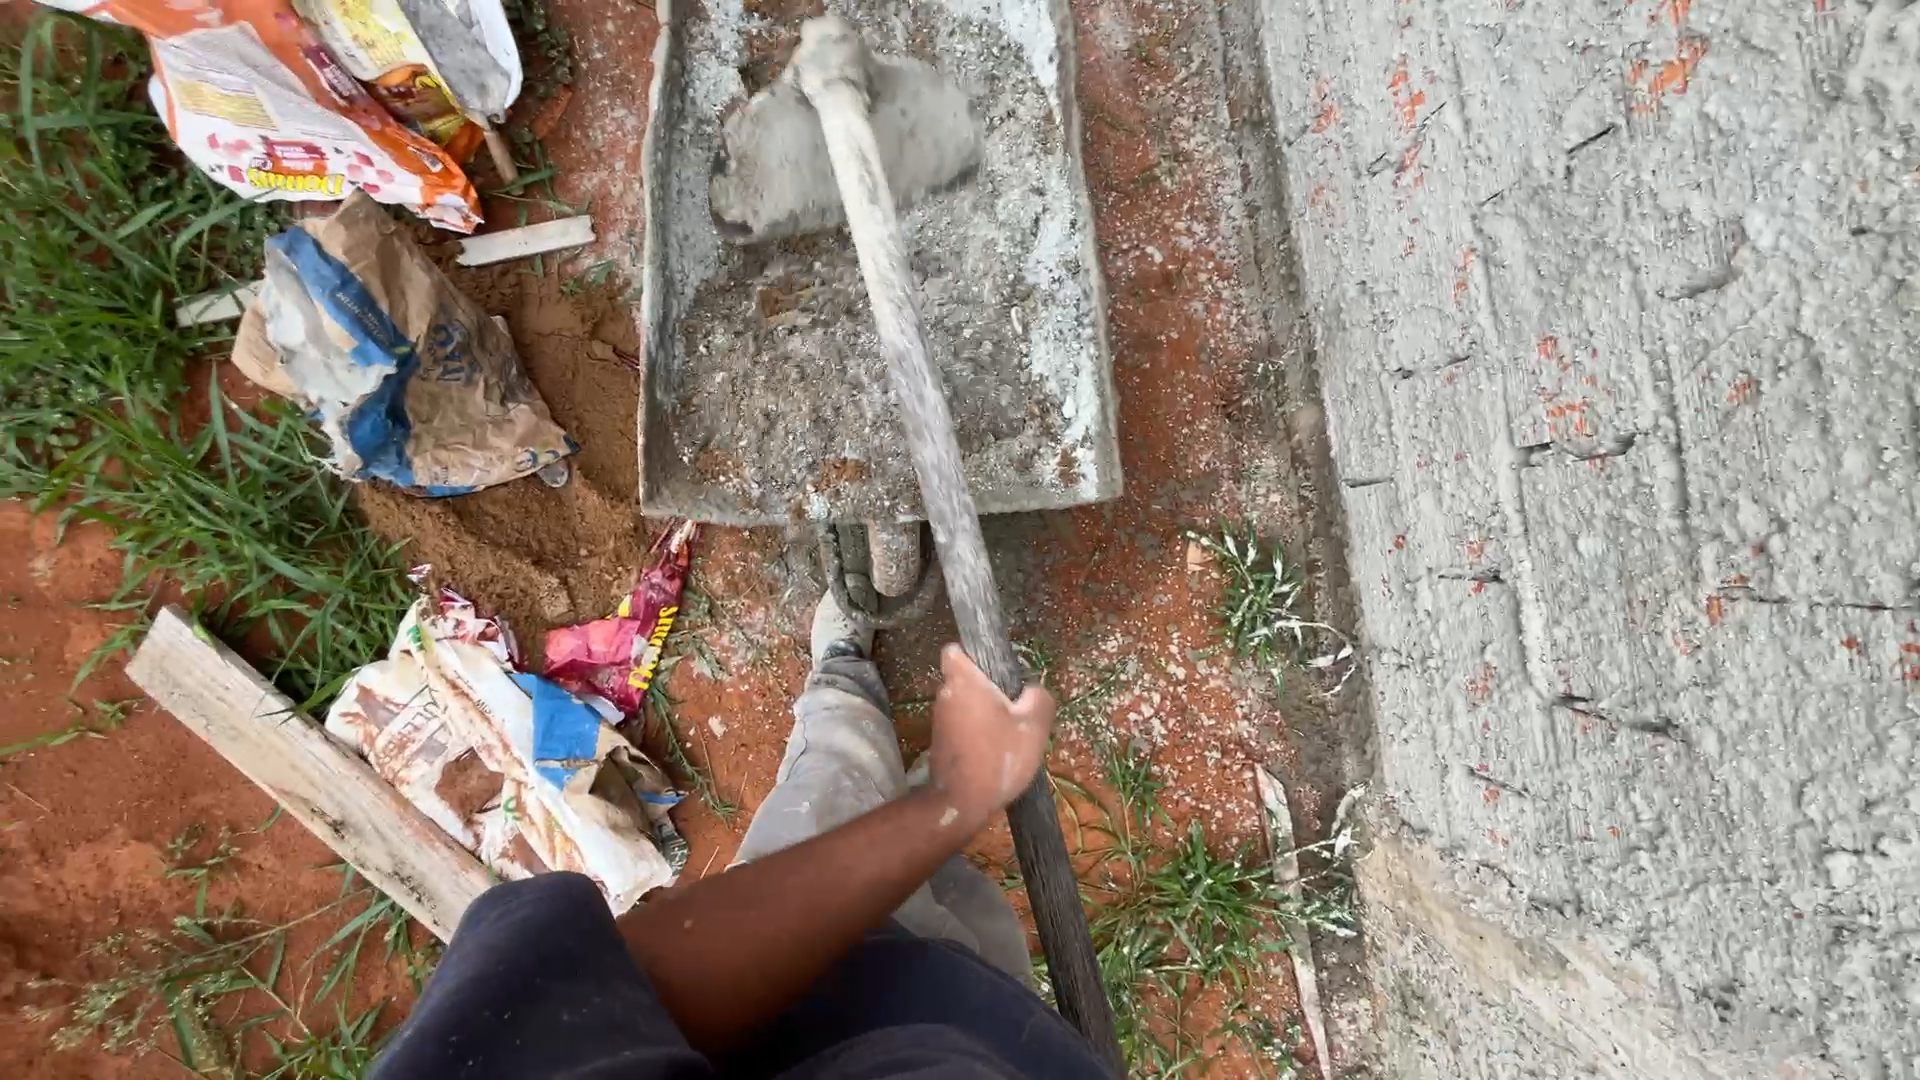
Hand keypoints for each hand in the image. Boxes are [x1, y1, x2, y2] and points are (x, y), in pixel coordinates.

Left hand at [927, 644, 1054, 829]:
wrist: (961, 804)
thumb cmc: (998, 757)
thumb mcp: (1034, 726)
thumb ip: (1038, 698)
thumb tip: (1032, 690)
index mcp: (962, 681)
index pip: (955, 650)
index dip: (972, 654)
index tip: (994, 670)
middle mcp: (945, 694)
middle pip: (967, 679)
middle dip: (988, 689)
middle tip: (1014, 708)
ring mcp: (939, 719)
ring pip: (965, 703)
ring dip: (984, 713)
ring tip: (1008, 735)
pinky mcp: (939, 740)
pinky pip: (962, 724)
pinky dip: (976, 732)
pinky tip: (995, 751)